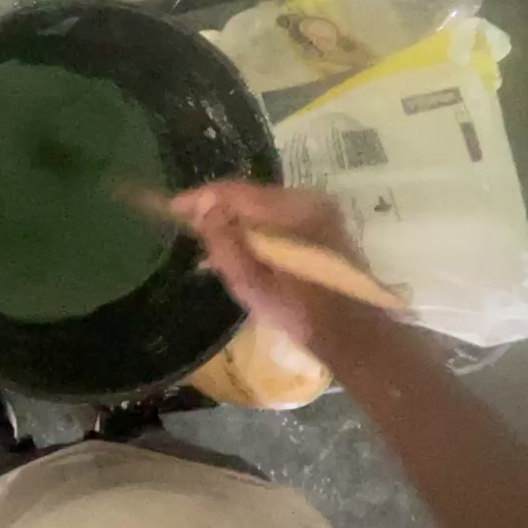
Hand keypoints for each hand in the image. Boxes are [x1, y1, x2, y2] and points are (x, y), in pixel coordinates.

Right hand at [172, 180, 371, 347]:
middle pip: (247, 196)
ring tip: (208, 242)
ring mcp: (318, 209)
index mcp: (293, 211)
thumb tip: (204, 211)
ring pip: (260, 206)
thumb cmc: (303, 314)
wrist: (356, 335)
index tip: (172, 206)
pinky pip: (275, 216)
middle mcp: (308, 200)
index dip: (199, 198)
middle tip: (188, 228)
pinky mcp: (321, 223)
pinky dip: (253, 227)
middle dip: (216, 210)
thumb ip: (225, 244)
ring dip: (233, 220)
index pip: (235, 192)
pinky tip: (237, 247)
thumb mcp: (253, 284)